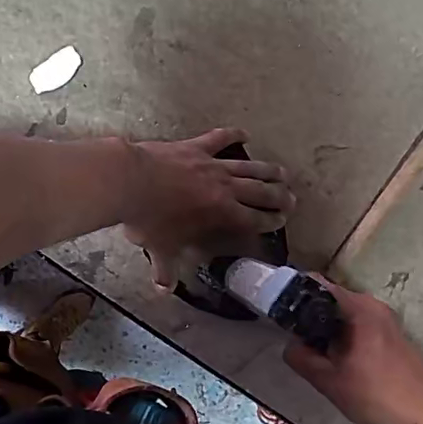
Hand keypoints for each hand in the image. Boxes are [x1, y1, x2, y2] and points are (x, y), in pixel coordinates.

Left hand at [120, 128, 295, 290]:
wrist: (130, 181)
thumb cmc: (149, 219)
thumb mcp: (159, 249)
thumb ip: (165, 270)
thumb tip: (164, 289)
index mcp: (221, 213)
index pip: (254, 219)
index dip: (271, 220)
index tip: (282, 220)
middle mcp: (224, 188)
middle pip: (260, 191)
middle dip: (278, 195)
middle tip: (292, 198)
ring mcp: (211, 164)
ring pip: (248, 166)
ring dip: (267, 169)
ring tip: (282, 172)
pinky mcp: (196, 147)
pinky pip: (220, 138)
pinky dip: (233, 135)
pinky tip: (244, 134)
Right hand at [284, 276, 422, 423]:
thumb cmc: (377, 396)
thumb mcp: (329, 381)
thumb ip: (301, 358)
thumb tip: (291, 345)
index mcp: (358, 308)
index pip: (316, 284)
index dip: (293, 295)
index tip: (279, 313)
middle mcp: (374, 306)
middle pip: (329, 300)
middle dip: (309, 317)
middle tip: (296, 341)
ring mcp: (386, 320)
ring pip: (344, 316)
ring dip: (327, 331)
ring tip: (316, 356)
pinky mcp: (393, 335)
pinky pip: (359, 327)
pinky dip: (344, 338)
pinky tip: (340, 364)